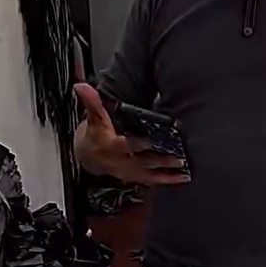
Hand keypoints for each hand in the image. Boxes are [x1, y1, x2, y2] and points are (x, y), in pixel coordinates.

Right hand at [73, 83, 189, 185]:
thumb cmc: (95, 135)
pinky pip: (154, 180)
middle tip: (179, 155)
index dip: (139, 144)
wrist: (89, 157)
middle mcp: (123, 162)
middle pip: (144, 161)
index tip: (152, 140)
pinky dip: (169, 179)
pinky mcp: (138, 177)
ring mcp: (131, 172)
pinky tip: (184, 177)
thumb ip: (92, 102)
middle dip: (161, 159)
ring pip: (152, 172)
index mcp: (112, 147)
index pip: (127, 145)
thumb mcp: (93, 119)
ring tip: (184, 166)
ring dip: (168, 170)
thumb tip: (81, 86)